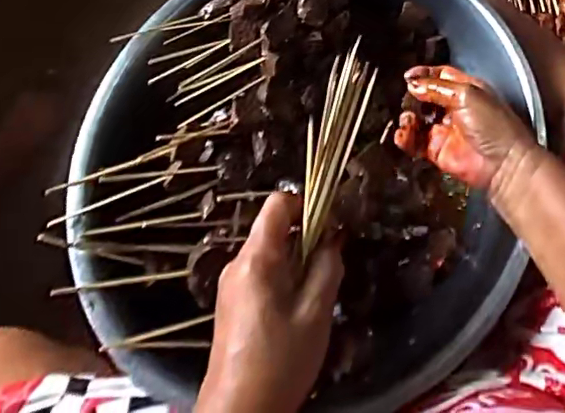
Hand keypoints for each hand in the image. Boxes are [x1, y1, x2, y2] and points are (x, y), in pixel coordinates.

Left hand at [199, 192, 343, 412]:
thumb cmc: (279, 362)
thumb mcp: (315, 314)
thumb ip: (327, 268)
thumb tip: (334, 238)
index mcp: (257, 257)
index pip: (278, 203)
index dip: (305, 203)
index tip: (329, 222)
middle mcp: (238, 262)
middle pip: (273, 228)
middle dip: (304, 238)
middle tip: (329, 262)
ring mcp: (230, 283)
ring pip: (268, 252)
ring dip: (294, 261)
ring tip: (315, 292)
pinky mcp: (230, 303)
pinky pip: (259, 273)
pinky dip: (281, 278)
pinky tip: (295, 311)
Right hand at [401, 66, 538, 191]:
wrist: (504, 165)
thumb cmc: (495, 125)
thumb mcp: (467, 95)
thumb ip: (437, 88)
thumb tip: (414, 84)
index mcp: (465, 89)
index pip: (439, 76)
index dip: (423, 75)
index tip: (408, 76)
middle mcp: (453, 107)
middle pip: (424, 97)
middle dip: (412, 97)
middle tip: (407, 99)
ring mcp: (444, 129)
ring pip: (417, 119)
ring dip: (408, 117)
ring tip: (408, 120)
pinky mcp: (437, 150)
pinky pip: (415, 142)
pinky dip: (405, 138)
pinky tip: (403, 135)